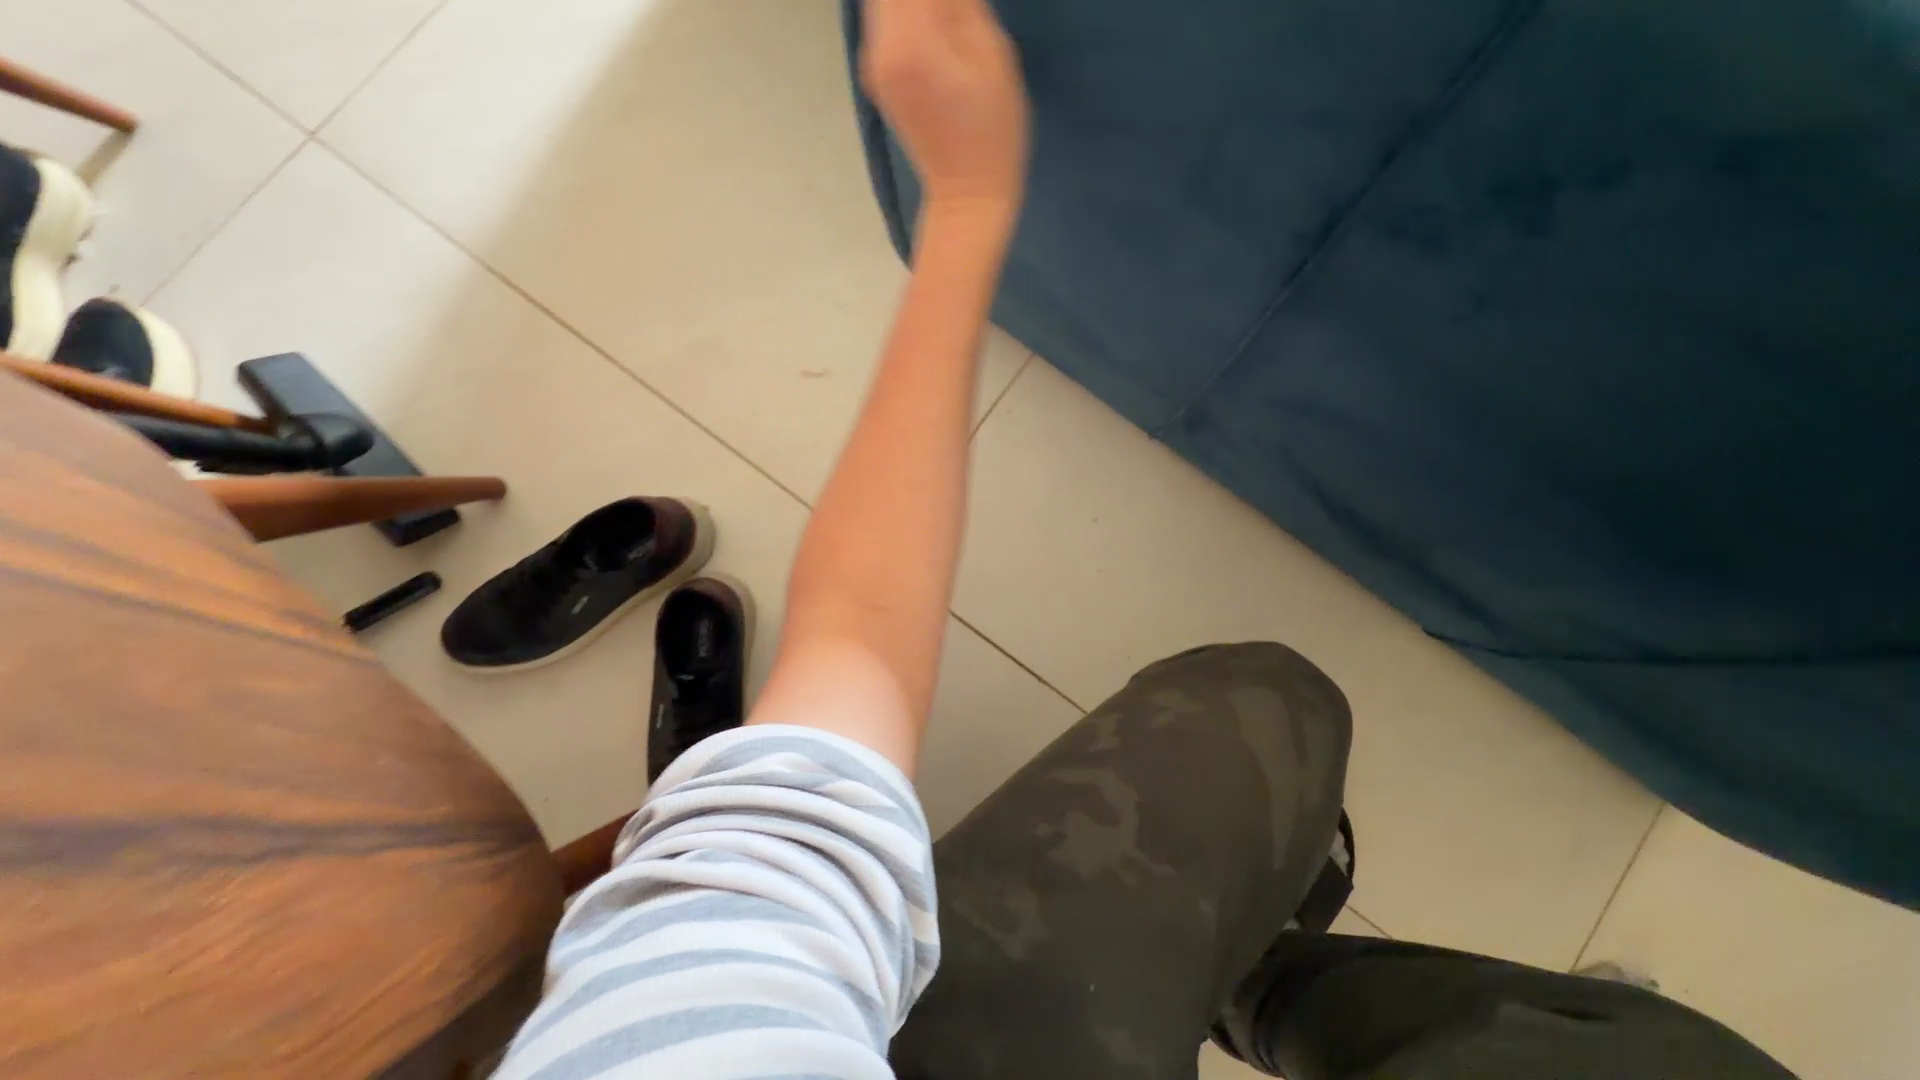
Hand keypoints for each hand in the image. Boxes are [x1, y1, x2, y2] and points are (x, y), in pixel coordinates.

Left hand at [860, 0, 1030, 225]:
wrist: (968, 195)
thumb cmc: (993, 130)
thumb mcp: (992, 54)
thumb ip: (960, 2)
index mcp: (908, 40)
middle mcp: (877, 46)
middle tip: (955, 4)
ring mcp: (872, 63)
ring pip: (882, 0)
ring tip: (947, 9)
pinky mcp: (877, 74)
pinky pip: (884, 18)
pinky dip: (904, 5)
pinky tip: (932, 12)